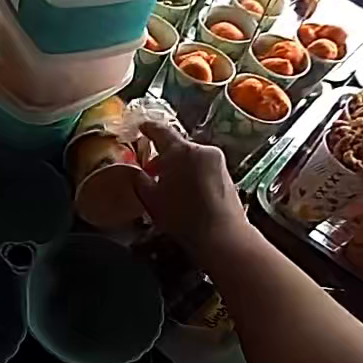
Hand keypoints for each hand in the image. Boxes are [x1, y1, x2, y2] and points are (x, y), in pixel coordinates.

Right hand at [134, 122, 252, 256]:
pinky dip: (193, 174)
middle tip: (151, 171)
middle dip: (164, 157)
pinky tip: (187, 193)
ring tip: (170, 186)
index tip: (142, 127)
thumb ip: (139, 180)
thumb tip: (135, 171)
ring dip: (179, 167)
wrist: (222, 235)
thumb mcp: (151, 200)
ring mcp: (217, 161)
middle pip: (178, 147)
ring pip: (192, 158)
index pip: (161, 131)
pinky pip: (204, 167)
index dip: (148, 128)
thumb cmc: (182, 217)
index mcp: (180, 151)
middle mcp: (202, 150)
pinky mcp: (227, 174)